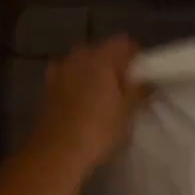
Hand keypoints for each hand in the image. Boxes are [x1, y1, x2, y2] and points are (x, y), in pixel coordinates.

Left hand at [32, 36, 146, 169]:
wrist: (57, 152)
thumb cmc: (98, 129)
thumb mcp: (127, 111)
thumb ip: (138, 90)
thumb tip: (147, 81)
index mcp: (100, 57)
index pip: (123, 42)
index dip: (136, 54)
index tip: (144, 72)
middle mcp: (78, 56)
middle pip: (101, 51)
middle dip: (113, 64)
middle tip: (126, 85)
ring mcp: (60, 70)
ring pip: (82, 63)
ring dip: (93, 73)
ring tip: (104, 96)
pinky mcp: (48, 87)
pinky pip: (68, 77)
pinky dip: (77, 85)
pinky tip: (83, 104)